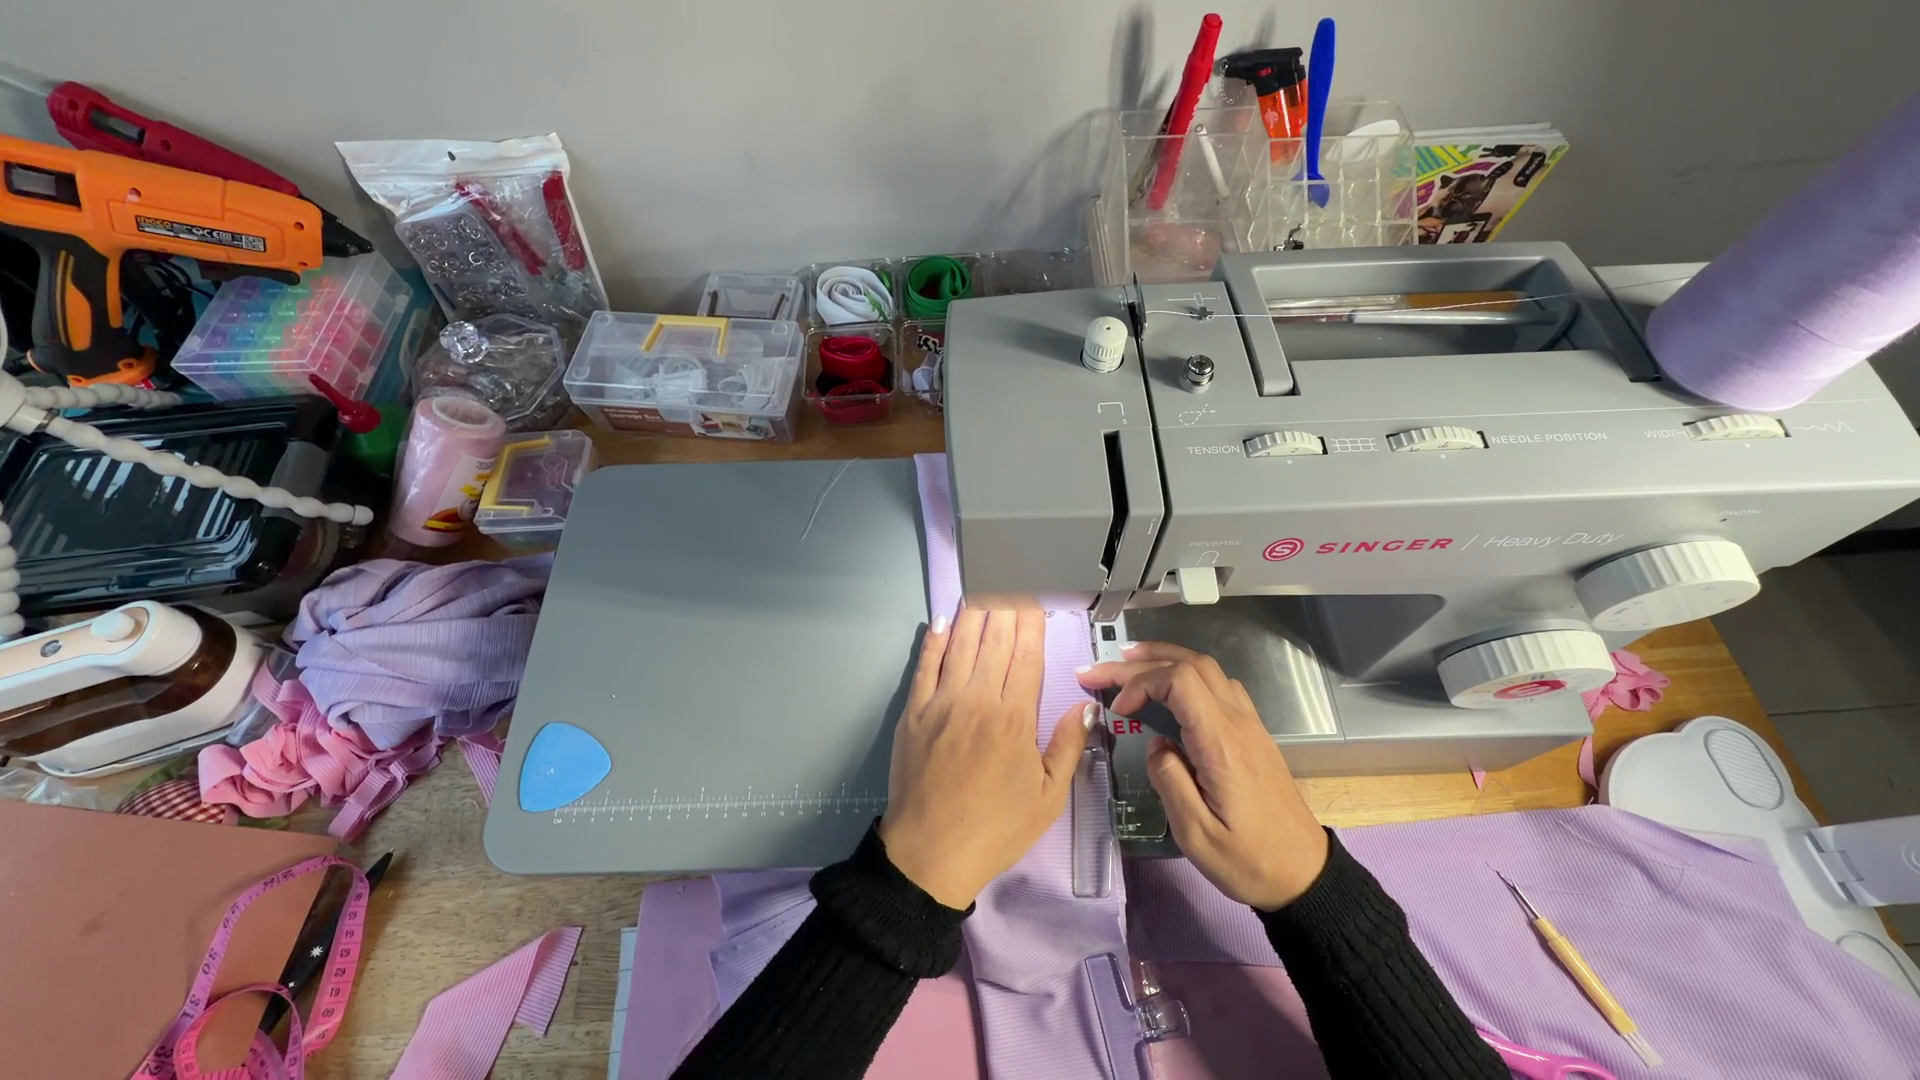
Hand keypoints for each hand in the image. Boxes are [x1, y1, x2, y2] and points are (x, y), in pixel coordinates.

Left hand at [879, 608, 1093, 908]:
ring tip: (981, 588)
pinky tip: (941, 620)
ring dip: (972, 614)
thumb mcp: (1047, 797)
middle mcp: (978, 700)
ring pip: (960, 646)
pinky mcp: (913, 713)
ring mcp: (941, 703)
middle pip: (994, 642)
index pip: (1026, 657)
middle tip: (1009, 579)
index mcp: (1014, 718)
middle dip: (1004, 608)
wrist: (930, 853)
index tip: (1033, 599)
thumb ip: (1067, 746)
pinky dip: (933, 641)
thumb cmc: (996, 828)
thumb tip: (1087, 705)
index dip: (1030, 624)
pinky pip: (924, 667)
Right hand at [1079, 643, 1328, 910]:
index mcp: (1221, 744)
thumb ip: (1168, 780)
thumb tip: (1156, 744)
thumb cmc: (1248, 861)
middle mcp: (1238, 723)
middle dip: (1142, 661)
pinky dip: (1186, 676)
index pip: (1180, 681)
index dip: (1142, 683)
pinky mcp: (1253, 735)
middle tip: (1101, 669)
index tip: (1119, 709)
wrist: (1305, 876)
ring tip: (1129, 665)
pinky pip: (1219, 686)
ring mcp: (1250, 726)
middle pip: (1192, 664)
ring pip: (1208, 670)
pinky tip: (1168, 690)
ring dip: (1166, 660)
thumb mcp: (1194, 834)